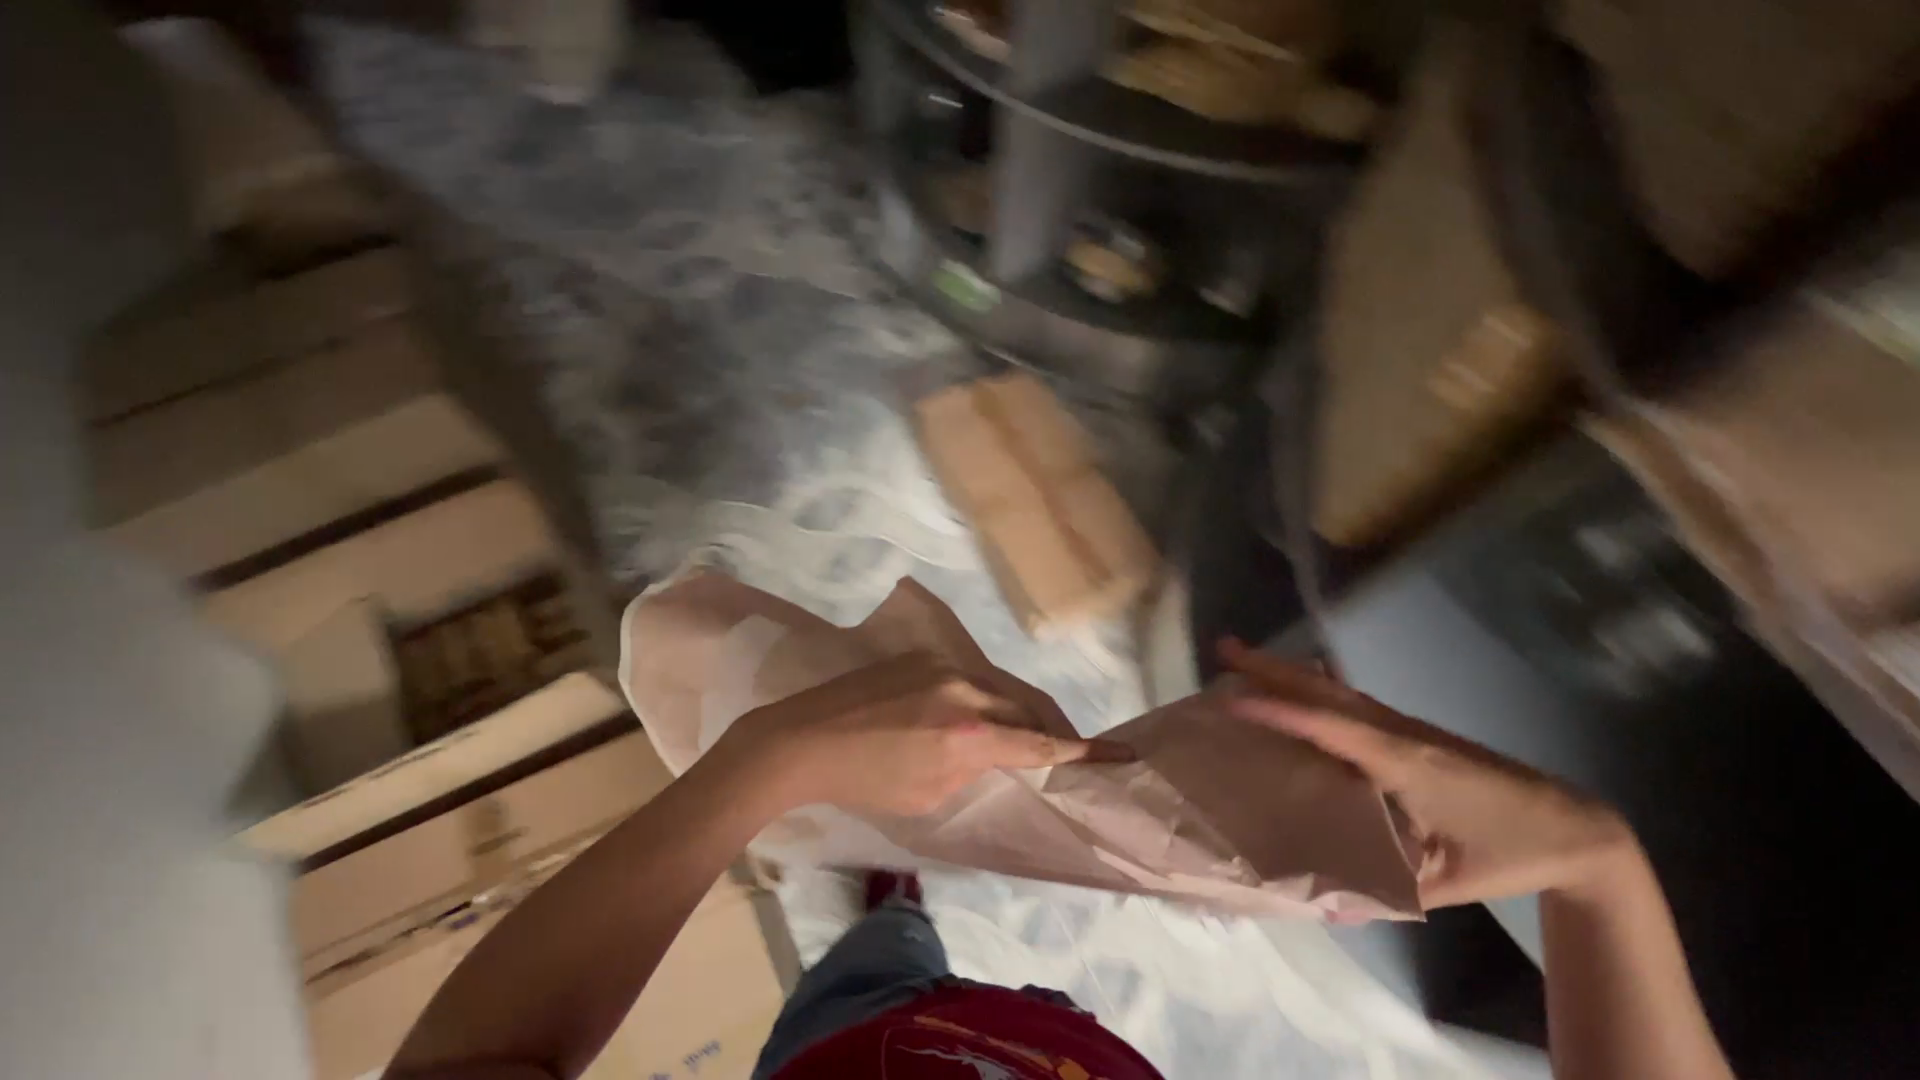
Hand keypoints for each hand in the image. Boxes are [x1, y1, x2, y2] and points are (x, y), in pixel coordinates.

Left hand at [719, 651, 1128, 817]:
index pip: (1038, 743)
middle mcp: (964, 690)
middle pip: (1027, 705)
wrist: (803, 738)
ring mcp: (942, 665)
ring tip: (1033, 728)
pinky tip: (984, 710)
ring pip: (1001, 686)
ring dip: (1021, 709)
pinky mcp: (922, 654)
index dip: (1081, 752)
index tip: (1119, 754)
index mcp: (968, 734)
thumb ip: (973, 767)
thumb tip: (993, 750)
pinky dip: (987, 696)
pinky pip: (971, 674)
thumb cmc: (864, 782)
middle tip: (1074, 745)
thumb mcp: (928, 794)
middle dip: (1054, 727)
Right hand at [1220, 640, 1635, 908]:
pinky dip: (1313, 686)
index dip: (1282, 712)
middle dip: (1272, 668)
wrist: (1578, 828)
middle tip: (1224, 647)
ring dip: (1287, 671)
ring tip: (1243, 659)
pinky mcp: (1412, 731)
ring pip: (1336, 689)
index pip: (1332, 728)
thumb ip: (1386, 893)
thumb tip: (1324, 909)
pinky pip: (1350, 699)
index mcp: (1405, 764)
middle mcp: (1399, 732)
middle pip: (1325, 691)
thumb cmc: (1512, 853)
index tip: (1234, 698)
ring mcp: (1406, 726)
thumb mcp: (1449, 882)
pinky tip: (1298, 682)